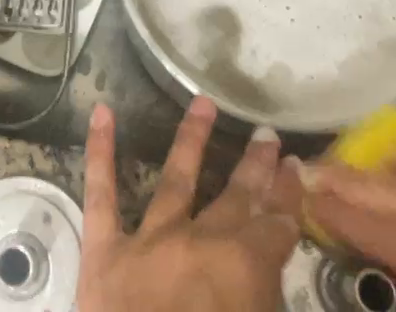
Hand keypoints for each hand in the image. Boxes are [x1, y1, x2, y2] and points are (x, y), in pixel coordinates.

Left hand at [77, 97, 303, 311]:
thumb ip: (270, 299)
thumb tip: (272, 285)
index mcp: (244, 269)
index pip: (277, 226)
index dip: (290, 198)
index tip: (296, 168)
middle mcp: (201, 242)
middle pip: (235, 197)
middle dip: (255, 167)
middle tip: (266, 135)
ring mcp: (150, 241)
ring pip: (176, 178)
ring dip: (191, 139)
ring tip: (202, 104)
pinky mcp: (104, 249)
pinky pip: (101, 193)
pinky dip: (99, 151)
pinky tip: (101, 113)